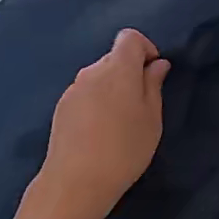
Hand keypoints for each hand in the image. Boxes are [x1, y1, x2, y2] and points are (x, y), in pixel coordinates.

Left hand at [36, 29, 169, 218]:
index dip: (146, 49)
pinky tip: (101, 131)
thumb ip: (154, 86)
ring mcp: (73, 89)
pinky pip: (86, 93)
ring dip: (113, 89)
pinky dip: (97, 102)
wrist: (77, 181)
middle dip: (131, 72)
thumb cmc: (125, 149)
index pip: (130, 37)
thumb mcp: (152, 119)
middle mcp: (91, 71)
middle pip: (114, 57)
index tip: (154, 74)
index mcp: (118, 69)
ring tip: (122, 123)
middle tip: (143, 105)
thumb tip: (157, 64)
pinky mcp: (61, 107)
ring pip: (99, 77)